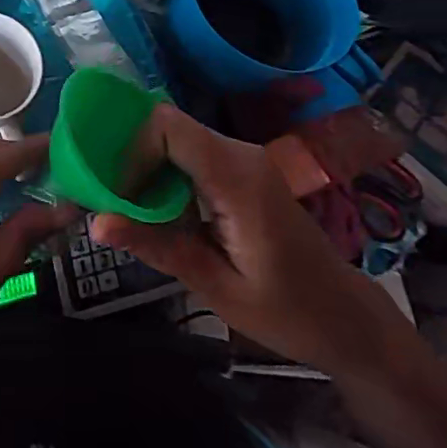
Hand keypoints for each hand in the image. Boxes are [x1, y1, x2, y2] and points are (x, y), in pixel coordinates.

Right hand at [90, 104, 407, 376]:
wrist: (350, 320)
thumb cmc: (290, 312)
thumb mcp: (216, 288)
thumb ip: (157, 247)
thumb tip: (95, 224)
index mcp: (238, 178)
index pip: (167, 127)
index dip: (131, 150)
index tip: (118, 194)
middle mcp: (240, 154)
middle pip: (164, 127)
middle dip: (130, 158)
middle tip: (113, 202)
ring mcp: (242, 157)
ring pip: (172, 136)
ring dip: (144, 167)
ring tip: (130, 210)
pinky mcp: (240, 167)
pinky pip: (187, 151)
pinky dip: (163, 173)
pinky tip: (158, 210)